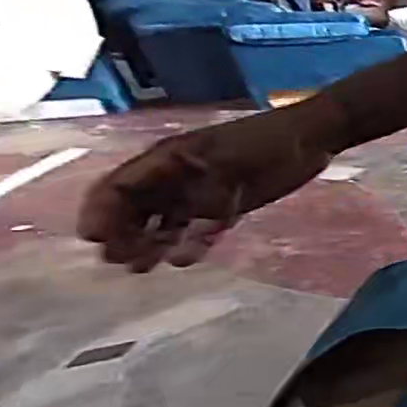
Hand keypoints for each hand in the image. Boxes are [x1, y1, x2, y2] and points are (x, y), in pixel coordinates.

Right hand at [77, 106, 339, 271]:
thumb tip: (176, 213)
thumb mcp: (229, 156)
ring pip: (166, 221)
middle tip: (119, 260)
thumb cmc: (267, 140)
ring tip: (142, 268)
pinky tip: (184, 260)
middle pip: (137, 207)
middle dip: (122, 232)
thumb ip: (202, 184)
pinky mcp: (230, 205)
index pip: (120, 185)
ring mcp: (205, 192)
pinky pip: (203, 228)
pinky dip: (192, 243)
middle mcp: (179, 177)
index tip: (95, 237)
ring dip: (151, 242)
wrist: (311, 138)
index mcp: (169, 159)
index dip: (102, 210)